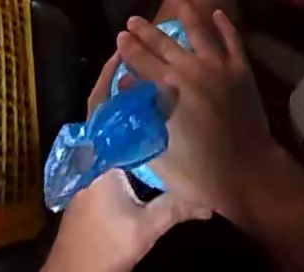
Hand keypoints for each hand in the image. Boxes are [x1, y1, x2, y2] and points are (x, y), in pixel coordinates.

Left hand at [44, 54, 211, 271]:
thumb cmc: (101, 251)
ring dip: (116, 95)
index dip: (111, 78)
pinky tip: (141, 114)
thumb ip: (175, 208)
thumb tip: (211, 198)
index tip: (129, 52)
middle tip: (140, 53)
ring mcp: (91, 164)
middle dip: (115, 78)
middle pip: (100, 105)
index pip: (101, 107)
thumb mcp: (142, 230)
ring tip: (143, 73)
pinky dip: (118, 117)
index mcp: (100, 157)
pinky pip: (105, 134)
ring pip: (101, 119)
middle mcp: (92, 153)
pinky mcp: (94, 175)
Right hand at [115, 0, 273, 218]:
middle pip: (165, 43)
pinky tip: (217, 12)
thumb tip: (127, 89)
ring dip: (187, 10)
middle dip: (147, 30)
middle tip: (133, 18)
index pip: (143, 62)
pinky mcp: (241, 69)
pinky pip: (231, 40)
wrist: (245, 170)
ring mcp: (219, 65)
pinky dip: (224, 25)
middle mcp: (192, 68)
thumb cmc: (198, 170)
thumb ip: (141, 115)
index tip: (121, 35)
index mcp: (170, 88)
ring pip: (199, 29)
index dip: (130, 48)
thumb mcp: (158, 149)